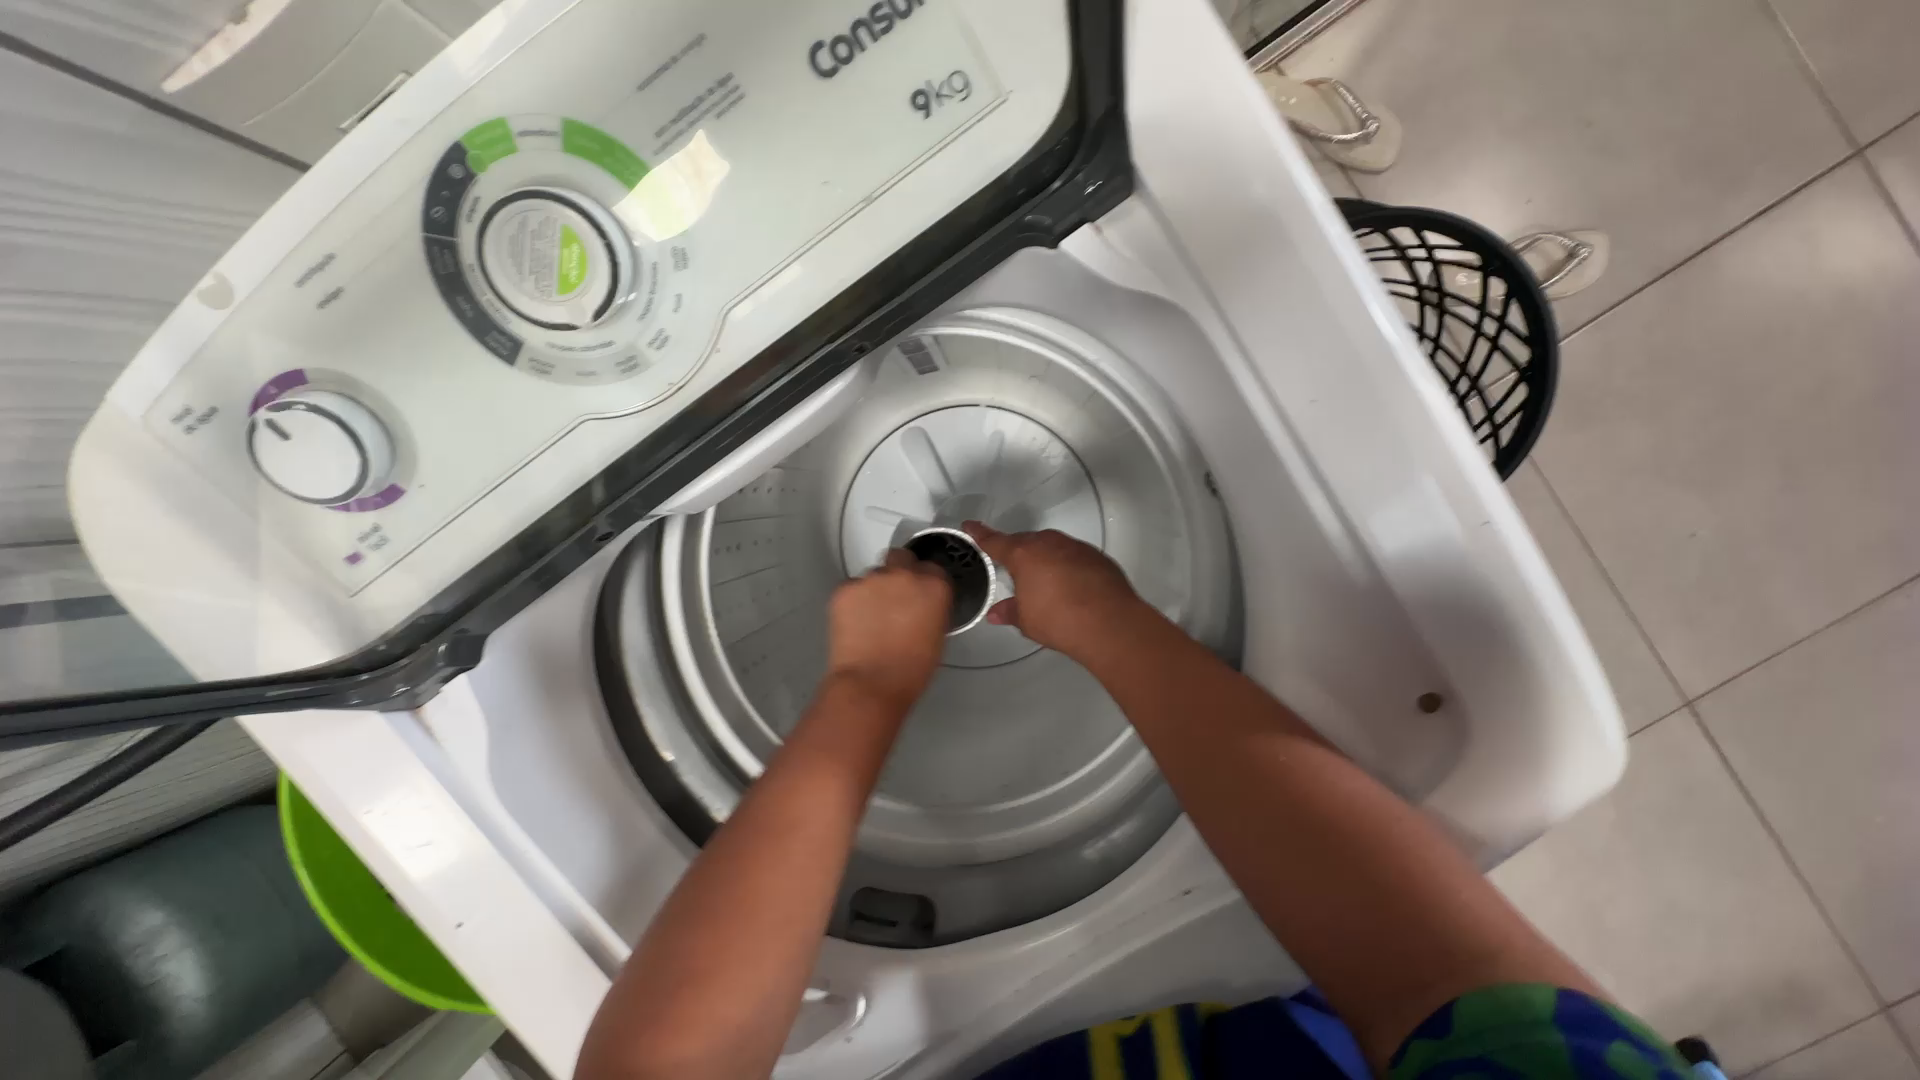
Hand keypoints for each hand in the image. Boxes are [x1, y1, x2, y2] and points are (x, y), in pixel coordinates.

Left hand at [825, 549, 952, 711]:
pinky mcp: (844, 588)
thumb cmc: (912, 669)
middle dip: (898, 570)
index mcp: (934, 586)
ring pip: (873, 573)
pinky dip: (852, 600)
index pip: (932, 568)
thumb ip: (932, 608)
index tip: (919, 595)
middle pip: (900, 556)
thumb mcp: (937, 634)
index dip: (924, 581)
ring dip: (874, 588)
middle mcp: (904, 574)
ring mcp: (871, 578)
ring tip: (870, 617)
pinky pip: (851, 587)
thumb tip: (922, 603)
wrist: (872, 683)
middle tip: (893, 597)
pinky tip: (854, 623)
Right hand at [962, 521, 1158, 661]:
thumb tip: (996, 613)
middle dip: (1019, 554)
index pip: (994, 541)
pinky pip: (1074, 556)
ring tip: (1045, 583)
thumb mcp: (1027, 621)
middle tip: (1015, 572)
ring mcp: (1075, 547)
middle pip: (1026, 543)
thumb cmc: (1059, 621)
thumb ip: (1010, 611)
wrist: (1110, 623)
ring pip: (1052, 547)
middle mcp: (1048, 543)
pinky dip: (1068, 566)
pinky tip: (1072, 587)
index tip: (970, 525)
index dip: (980, 534)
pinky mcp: (1097, 557)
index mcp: (1023, 555)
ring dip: (1046, 560)